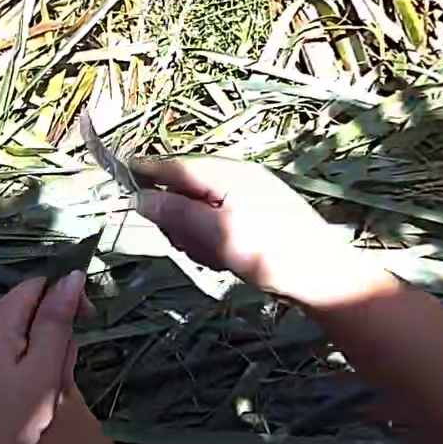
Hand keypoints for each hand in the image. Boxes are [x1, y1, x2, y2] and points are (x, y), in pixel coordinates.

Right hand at [132, 157, 388, 306]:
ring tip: (216, 257)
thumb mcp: (218, 232)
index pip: (175, 166)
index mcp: (227, 174)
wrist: (324, 277)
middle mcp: (236, 179)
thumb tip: (140, 197)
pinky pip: (216, 225)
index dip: (146, 171)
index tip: (118, 174)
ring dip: (196, 237)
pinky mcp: (254, 218)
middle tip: (192, 245)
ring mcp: (247, 198)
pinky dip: (213, 244)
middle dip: (178, 220)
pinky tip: (228, 261)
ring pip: (197, 213)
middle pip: (183, 191)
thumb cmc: (271, 251)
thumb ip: (177, 213)